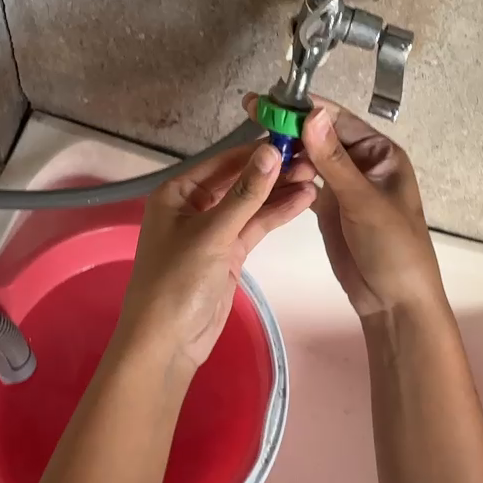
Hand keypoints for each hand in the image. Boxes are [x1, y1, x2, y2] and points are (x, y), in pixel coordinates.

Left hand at [114, 140, 317, 371]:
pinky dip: (277, 213)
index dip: (257, 150)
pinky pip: (255, 225)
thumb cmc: (177, 281)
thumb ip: (246, 193)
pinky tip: (304, 199)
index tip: (292, 137)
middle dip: (273, 170)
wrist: (167, 345)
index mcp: (178, 192)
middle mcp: (194, 204)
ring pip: (251, 202)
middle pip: (240, 180)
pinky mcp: (230, 251)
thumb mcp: (212, 233)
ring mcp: (214, 229)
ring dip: (280, 190)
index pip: (224, 162)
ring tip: (315, 175)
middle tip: (311, 157)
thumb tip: (270, 151)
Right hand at [248, 95, 444, 318]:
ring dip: (285, 148)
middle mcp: (361, 162)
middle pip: (320, 135)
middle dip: (289, 124)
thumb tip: (312, 115)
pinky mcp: (328, 206)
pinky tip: (263, 169)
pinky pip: (304, 181)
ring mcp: (343, 185)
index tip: (271, 97)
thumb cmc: (392, 247)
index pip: (338, 120)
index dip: (305, 107)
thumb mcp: (363, 201)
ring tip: (251, 138)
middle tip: (251, 111)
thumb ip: (335, 160)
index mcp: (379, 153)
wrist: (394, 304)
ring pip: (310, 157)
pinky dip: (286, 175)